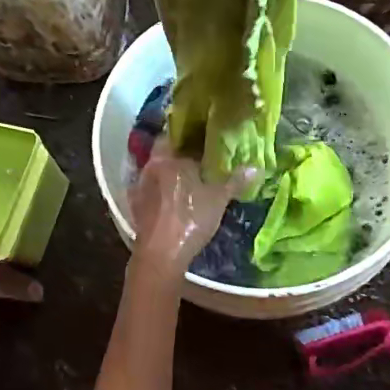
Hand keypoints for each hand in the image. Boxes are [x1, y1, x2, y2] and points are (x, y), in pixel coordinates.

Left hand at [128, 144, 251, 266]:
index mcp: (170, 157)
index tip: (204, 141)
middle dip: (179, 153)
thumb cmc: (190, 220)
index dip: (192, 138)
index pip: (179, 136)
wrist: (160, 253)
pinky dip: (159, 188)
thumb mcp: (218, 199)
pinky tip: (169, 197)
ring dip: (168, 171)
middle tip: (198, 160)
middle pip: (165, 151)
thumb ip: (235, 180)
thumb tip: (255, 167)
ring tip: (186, 178)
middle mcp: (151, 165)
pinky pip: (149, 187)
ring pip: (155, 169)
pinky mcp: (134, 203)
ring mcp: (140, 184)